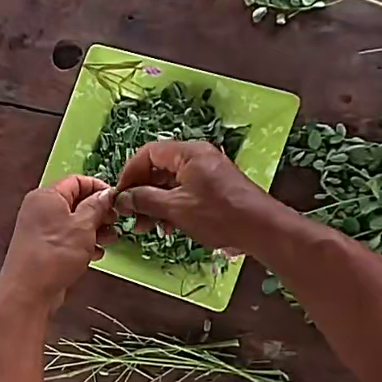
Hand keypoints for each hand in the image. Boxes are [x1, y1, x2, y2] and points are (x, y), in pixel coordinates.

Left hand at [0, 175, 117, 309]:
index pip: (77, 181)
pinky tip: (95, 254)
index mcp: (47, 196)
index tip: (116, 199)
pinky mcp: (44, 248)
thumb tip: (106, 194)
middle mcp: (41, 210)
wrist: (28, 292)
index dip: (99, 188)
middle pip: (76, 202)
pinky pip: (67, 239)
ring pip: (74, 223)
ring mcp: (41, 230)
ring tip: (109, 240)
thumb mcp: (83, 226)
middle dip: (98, 212)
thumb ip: (97, 207)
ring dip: (94, 230)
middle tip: (114, 222)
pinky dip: (83, 244)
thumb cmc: (52, 256)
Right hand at [113, 140, 289, 253]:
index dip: (129, 173)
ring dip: (156, 204)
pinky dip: (173, 207)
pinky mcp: (215, 189)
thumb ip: (145, 200)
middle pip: (159, 168)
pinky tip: (169, 227)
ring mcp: (208, 173)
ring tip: (148, 227)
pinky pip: (185, 192)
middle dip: (142, 193)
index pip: (148, 153)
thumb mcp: (176, 208)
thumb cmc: (219, 214)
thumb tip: (123, 198)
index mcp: (188, 153)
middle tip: (132, 215)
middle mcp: (198, 157)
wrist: (261, 229)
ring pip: (171, 183)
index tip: (120, 195)